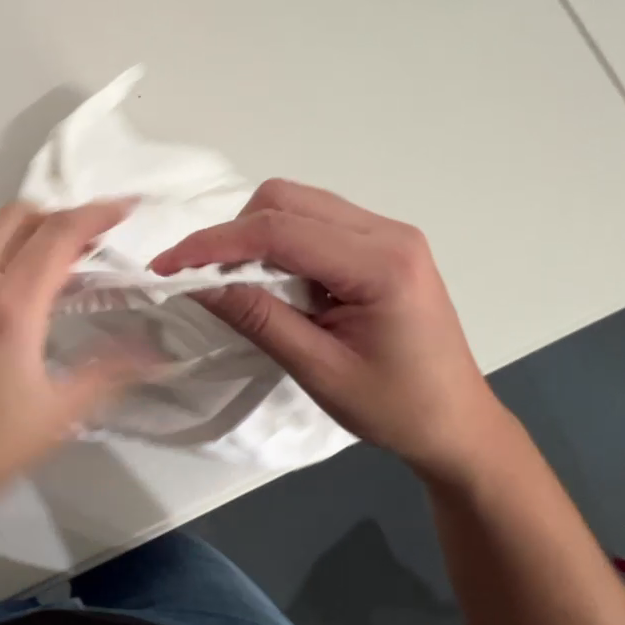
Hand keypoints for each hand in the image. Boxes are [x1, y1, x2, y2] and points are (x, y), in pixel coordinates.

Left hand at [0, 201, 140, 524]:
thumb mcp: (56, 416)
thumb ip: (108, 373)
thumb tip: (155, 352)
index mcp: (9, 306)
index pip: (58, 234)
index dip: (97, 213)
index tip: (126, 208)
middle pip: (14, 218)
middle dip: (56, 217)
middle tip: (87, 242)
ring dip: (15, 230)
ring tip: (43, 258)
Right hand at [151, 180, 511, 483]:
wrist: (458, 425)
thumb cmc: (395, 408)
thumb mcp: (318, 370)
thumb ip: (258, 318)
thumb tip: (196, 283)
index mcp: (381, 264)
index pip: (278, 231)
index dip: (213, 244)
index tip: (166, 267)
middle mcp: (387, 233)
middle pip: (284, 200)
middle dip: (232, 234)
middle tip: (204, 279)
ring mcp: (386, 234)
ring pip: (295, 204)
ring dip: (252, 236)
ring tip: (235, 283)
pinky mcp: (379, 245)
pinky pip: (312, 221)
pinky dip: (276, 243)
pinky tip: (271, 281)